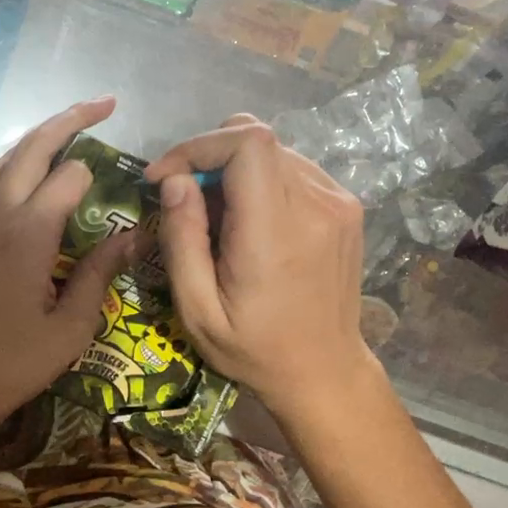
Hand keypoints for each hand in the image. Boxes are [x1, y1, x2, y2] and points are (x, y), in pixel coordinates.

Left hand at [0, 96, 139, 447]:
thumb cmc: (15, 365)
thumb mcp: (72, 327)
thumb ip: (100, 274)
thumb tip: (132, 236)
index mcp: (29, 232)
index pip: (71, 175)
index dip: (100, 175)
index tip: (124, 188)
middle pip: (30, 150)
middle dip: (68, 120)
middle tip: (103, 104)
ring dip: (29, 146)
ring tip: (62, 136)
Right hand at [145, 114, 376, 417]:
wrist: (322, 369)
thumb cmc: (251, 348)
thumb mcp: (196, 310)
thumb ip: (183, 241)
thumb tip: (174, 182)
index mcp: (276, 233)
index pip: (246, 143)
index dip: (197, 147)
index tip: (162, 179)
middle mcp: (316, 205)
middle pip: (257, 139)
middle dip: (207, 159)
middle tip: (180, 201)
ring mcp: (338, 202)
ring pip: (273, 150)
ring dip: (231, 171)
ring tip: (211, 217)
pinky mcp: (345, 206)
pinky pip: (292, 169)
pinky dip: (257, 182)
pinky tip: (244, 222)